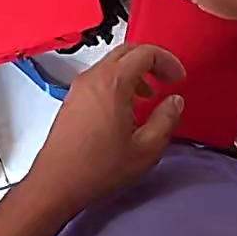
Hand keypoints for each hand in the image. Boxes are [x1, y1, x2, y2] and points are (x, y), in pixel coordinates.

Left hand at [18, 44, 186, 217]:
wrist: (58, 183)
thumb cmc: (98, 169)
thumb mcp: (147, 148)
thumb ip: (167, 119)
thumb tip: (175, 102)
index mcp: (112, 84)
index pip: (145, 53)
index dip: (168, 62)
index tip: (178, 78)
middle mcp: (92, 79)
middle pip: (127, 52)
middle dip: (152, 62)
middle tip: (168, 80)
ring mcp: (79, 88)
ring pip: (112, 64)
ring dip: (135, 73)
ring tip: (149, 96)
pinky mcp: (72, 100)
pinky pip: (100, 79)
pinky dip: (119, 83)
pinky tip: (127, 109)